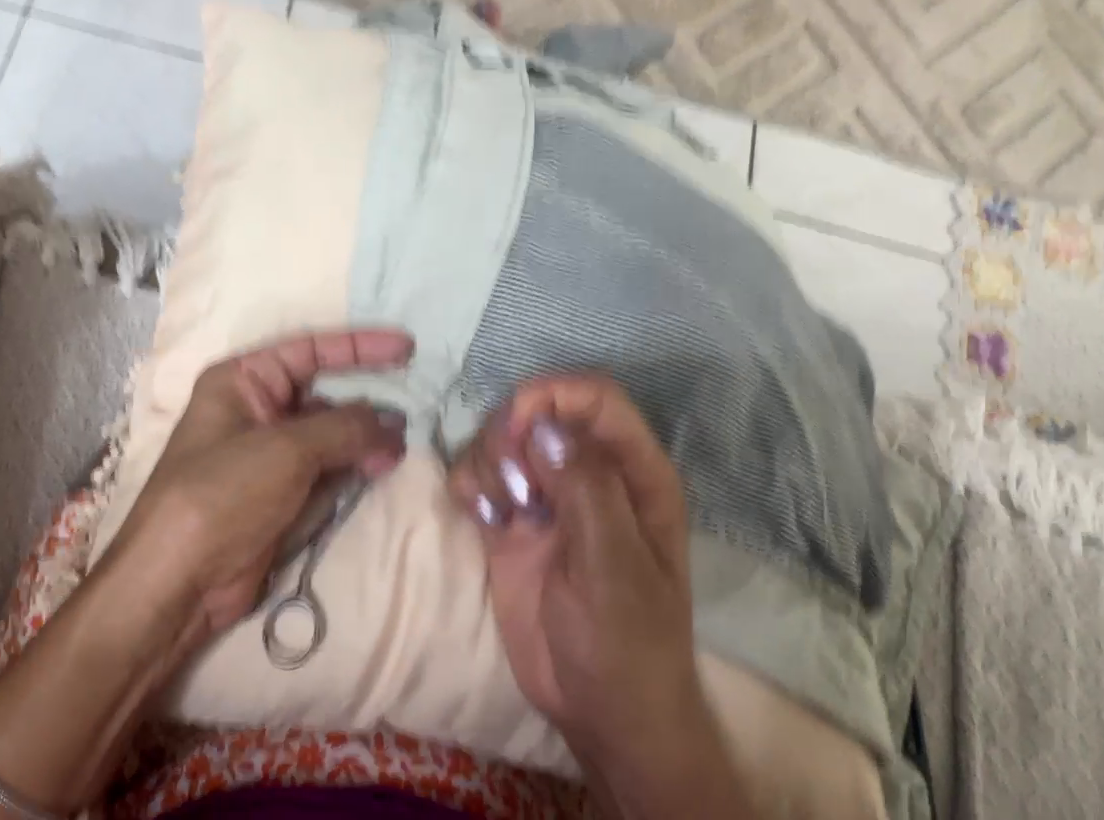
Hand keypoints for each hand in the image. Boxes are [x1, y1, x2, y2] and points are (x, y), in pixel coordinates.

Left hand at [108, 329, 413, 638]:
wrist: (181, 580)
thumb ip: (345, 428)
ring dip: (365, 440)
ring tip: (401, 449)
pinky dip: (355, 469)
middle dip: (367, 403)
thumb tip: (394, 425)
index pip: (309, 349)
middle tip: (414, 413)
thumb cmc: (222, 493)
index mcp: (242, 380)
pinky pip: (328, 471)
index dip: (360, 346)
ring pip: (331, 436)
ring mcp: (269, 456)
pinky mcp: (281, 496)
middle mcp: (255, 410)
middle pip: (324, 394)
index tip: (408, 347)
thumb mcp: (286, 449)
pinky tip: (382, 469)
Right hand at [450, 376, 751, 815]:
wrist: (598, 707)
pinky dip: (469, 487)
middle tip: (516, 494)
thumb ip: (587, 489)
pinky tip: (482, 521)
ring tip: (503, 516)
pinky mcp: (508, 522)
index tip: (516, 427)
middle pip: (536, 411)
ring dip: (488, 465)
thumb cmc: (626, 641)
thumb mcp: (616, 568)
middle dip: (510, 438)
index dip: (553, 396)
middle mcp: (587, 474)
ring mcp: (545, 497)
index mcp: (634, 474)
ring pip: (499, 439)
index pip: (596, 398)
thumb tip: (545, 425)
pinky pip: (475, 476)